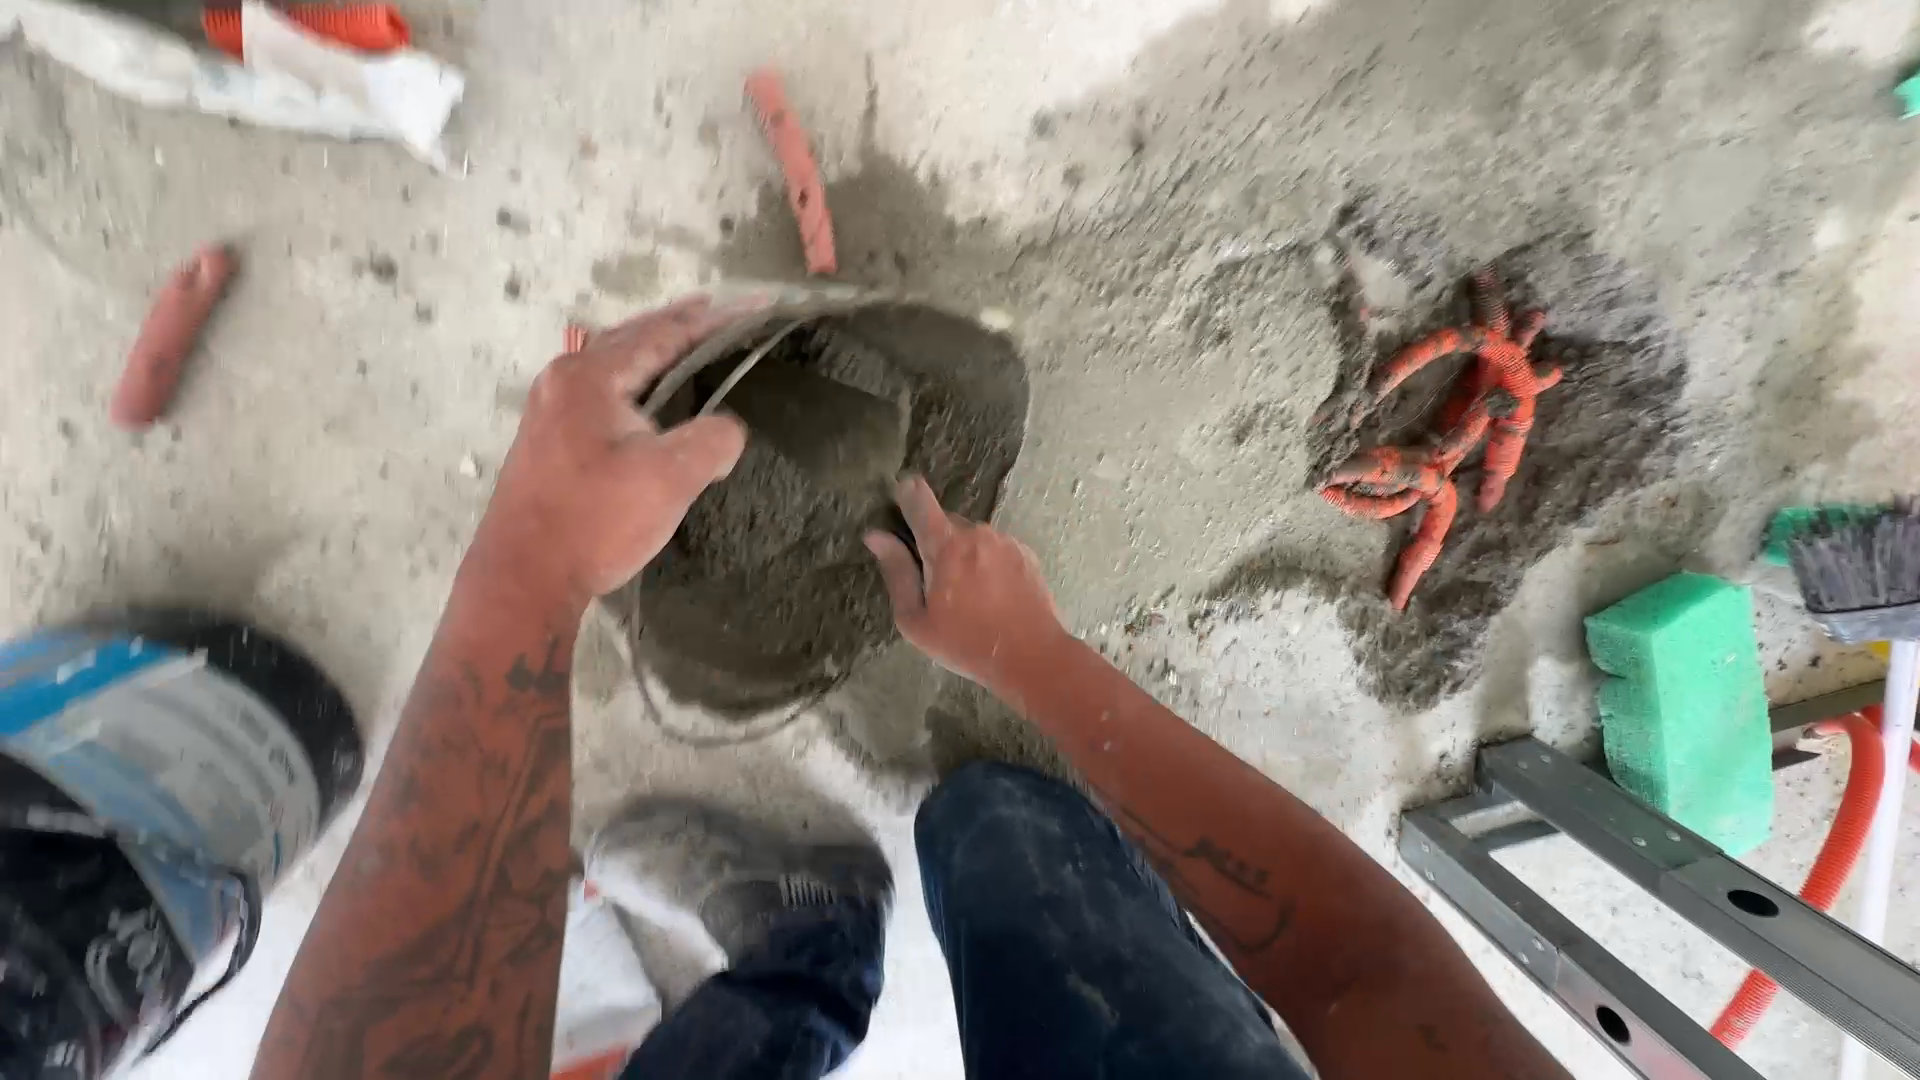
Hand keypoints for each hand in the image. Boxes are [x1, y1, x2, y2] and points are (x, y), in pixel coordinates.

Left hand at [472, 297, 749, 606]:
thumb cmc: (596, 520)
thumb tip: (727, 428)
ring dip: (662, 353)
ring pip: (620, 365)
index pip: (663, 332)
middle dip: (684, 325)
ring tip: (701, 346)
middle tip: (730, 315)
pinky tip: (661, 399)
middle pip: (635, 338)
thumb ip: (713, 439)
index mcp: (591, 376)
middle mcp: (565, 380)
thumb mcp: (670, 477)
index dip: (714, 318)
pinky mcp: (554, 440)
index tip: (755, 306)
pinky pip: (609, 393)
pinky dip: (644, 383)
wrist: (525, 577)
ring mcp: (553, 410)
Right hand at [865, 475, 1070, 690]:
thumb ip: (896, 573)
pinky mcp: (1025, 553)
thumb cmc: (966, 644)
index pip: (918, 498)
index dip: (905, 494)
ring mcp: (1005, 541)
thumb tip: (876, 537)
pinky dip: (986, 562)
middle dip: (935, 542)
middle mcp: (977, 533)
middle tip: (936, 584)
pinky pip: (994, 547)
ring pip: (971, 536)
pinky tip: (990, 595)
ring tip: (967, 595)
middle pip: (945, 521)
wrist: (1032, 656)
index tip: (898, 499)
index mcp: (946, 546)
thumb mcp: (917, 620)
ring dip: (962, 554)